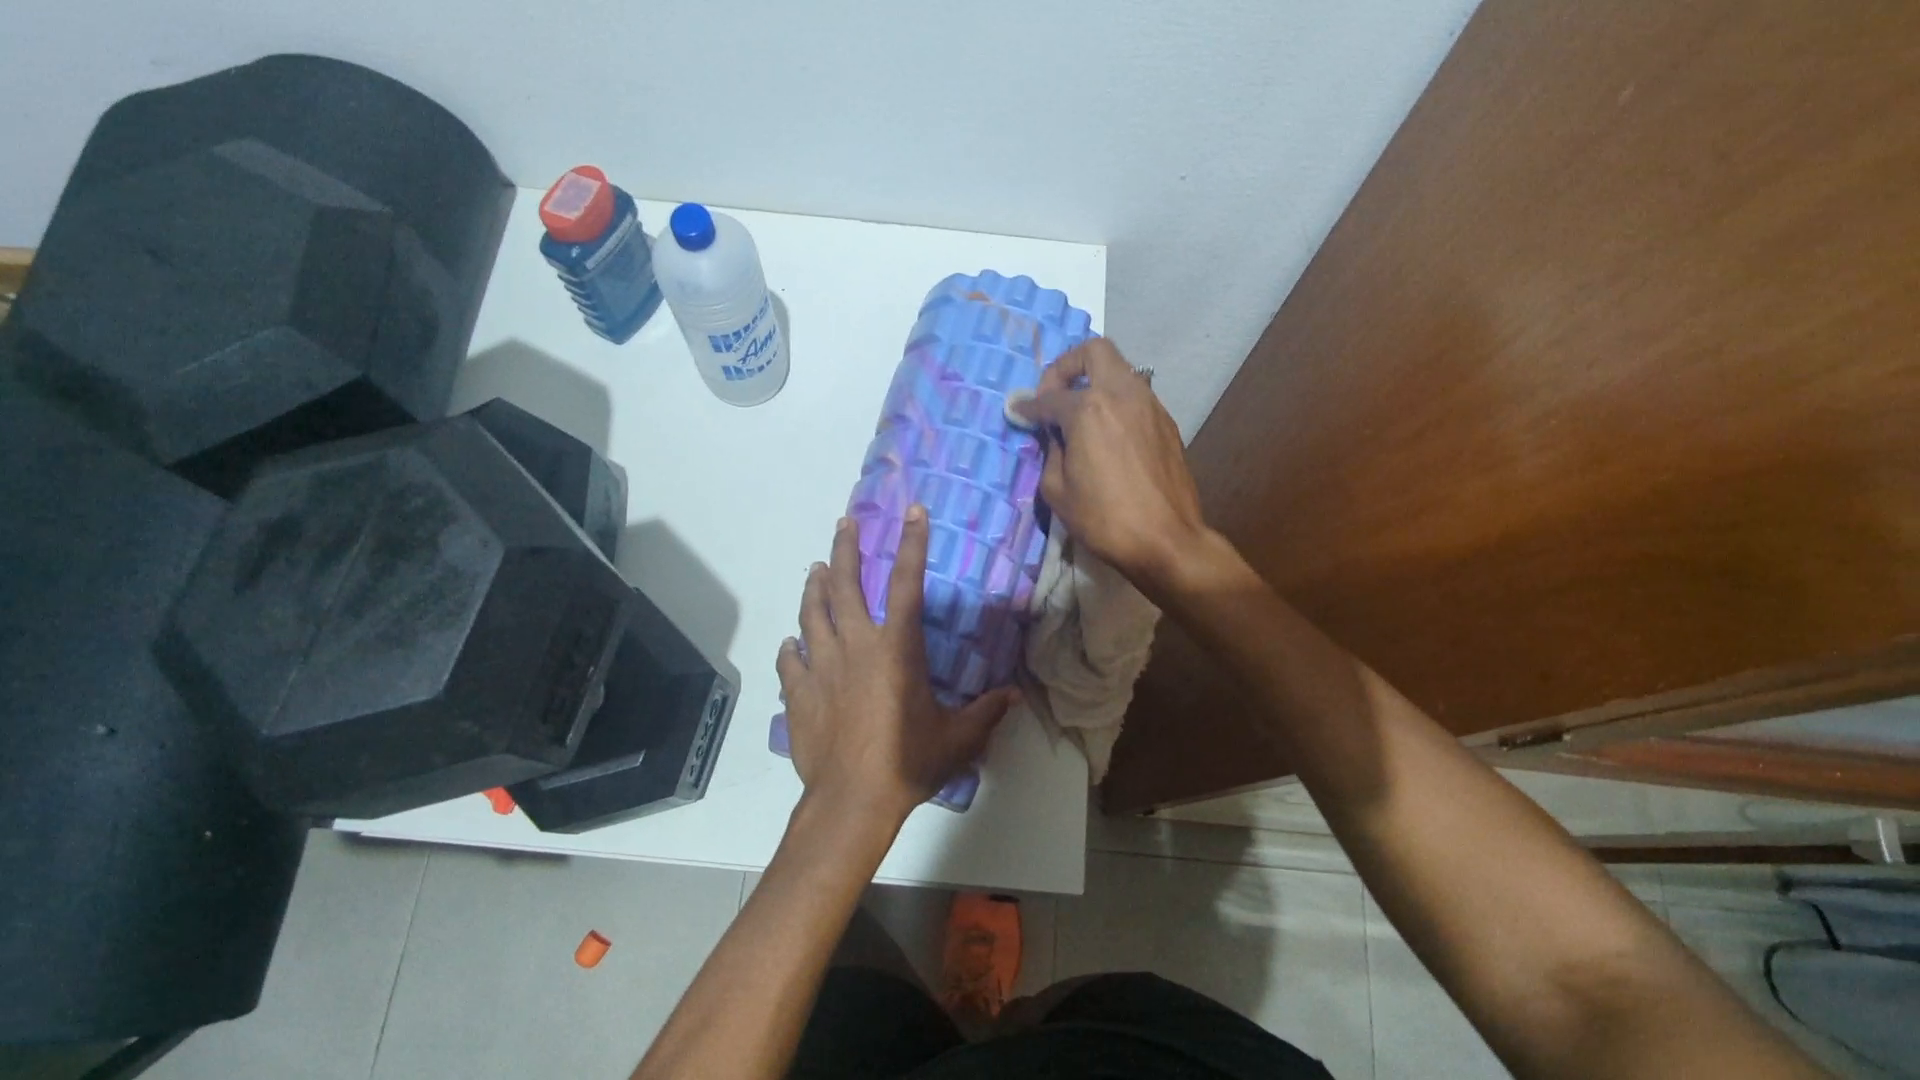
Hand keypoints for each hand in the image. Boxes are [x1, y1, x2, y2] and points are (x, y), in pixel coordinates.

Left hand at [776, 507, 1019, 823]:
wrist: (853, 799)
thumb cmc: (909, 762)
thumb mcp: (957, 737)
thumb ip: (985, 712)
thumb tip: (1014, 696)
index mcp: (897, 648)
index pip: (908, 583)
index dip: (913, 544)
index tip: (912, 511)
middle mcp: (856, 646)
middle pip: (846, 585)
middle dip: (845, 550)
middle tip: (844, 524)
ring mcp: (821, 666)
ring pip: (812, 613)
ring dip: (814, 587)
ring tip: (815, 569)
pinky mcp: (798, 692)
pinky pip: (790, 659)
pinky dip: (791, 645)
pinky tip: (791, 640)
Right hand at [1009, 338, 1206, 592]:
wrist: (1166, 540)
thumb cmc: (1104, 519)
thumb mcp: (1057, 490)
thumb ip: (1050, 452)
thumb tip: (1054, 436)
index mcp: (1088, 408)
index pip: (1049, 397)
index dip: (1028, 406)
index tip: (1019, 411)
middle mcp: (1122, 394)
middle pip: (1094, 352)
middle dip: (1068, 366)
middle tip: (1054, 394)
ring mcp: (1150, 406)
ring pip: (1120, 372)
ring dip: (1096, 383)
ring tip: (1081, 416)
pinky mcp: (1166, 424)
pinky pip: (1136, 398)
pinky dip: (1116, 405)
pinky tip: (1107, 436)